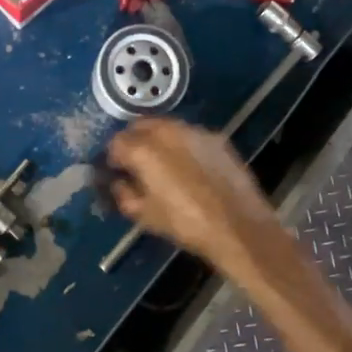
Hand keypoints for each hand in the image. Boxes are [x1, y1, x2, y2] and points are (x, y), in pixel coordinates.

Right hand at [105, 118, 286, 278]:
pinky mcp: (216, 138)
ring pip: (167, 126)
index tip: (117, 171)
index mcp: (144, 149)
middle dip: (134, 141)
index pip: (117, 142)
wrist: (238, 226)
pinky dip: (183, 144)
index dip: (113, 157)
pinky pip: (190, 135)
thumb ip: (124, 194)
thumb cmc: (185, 223)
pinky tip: (190, 166)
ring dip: (158, 139)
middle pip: (141, 126)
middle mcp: (167, 131)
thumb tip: (119, 183)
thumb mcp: (145, 216)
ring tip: (164, 163)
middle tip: (137, 163)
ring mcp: (194, 131)